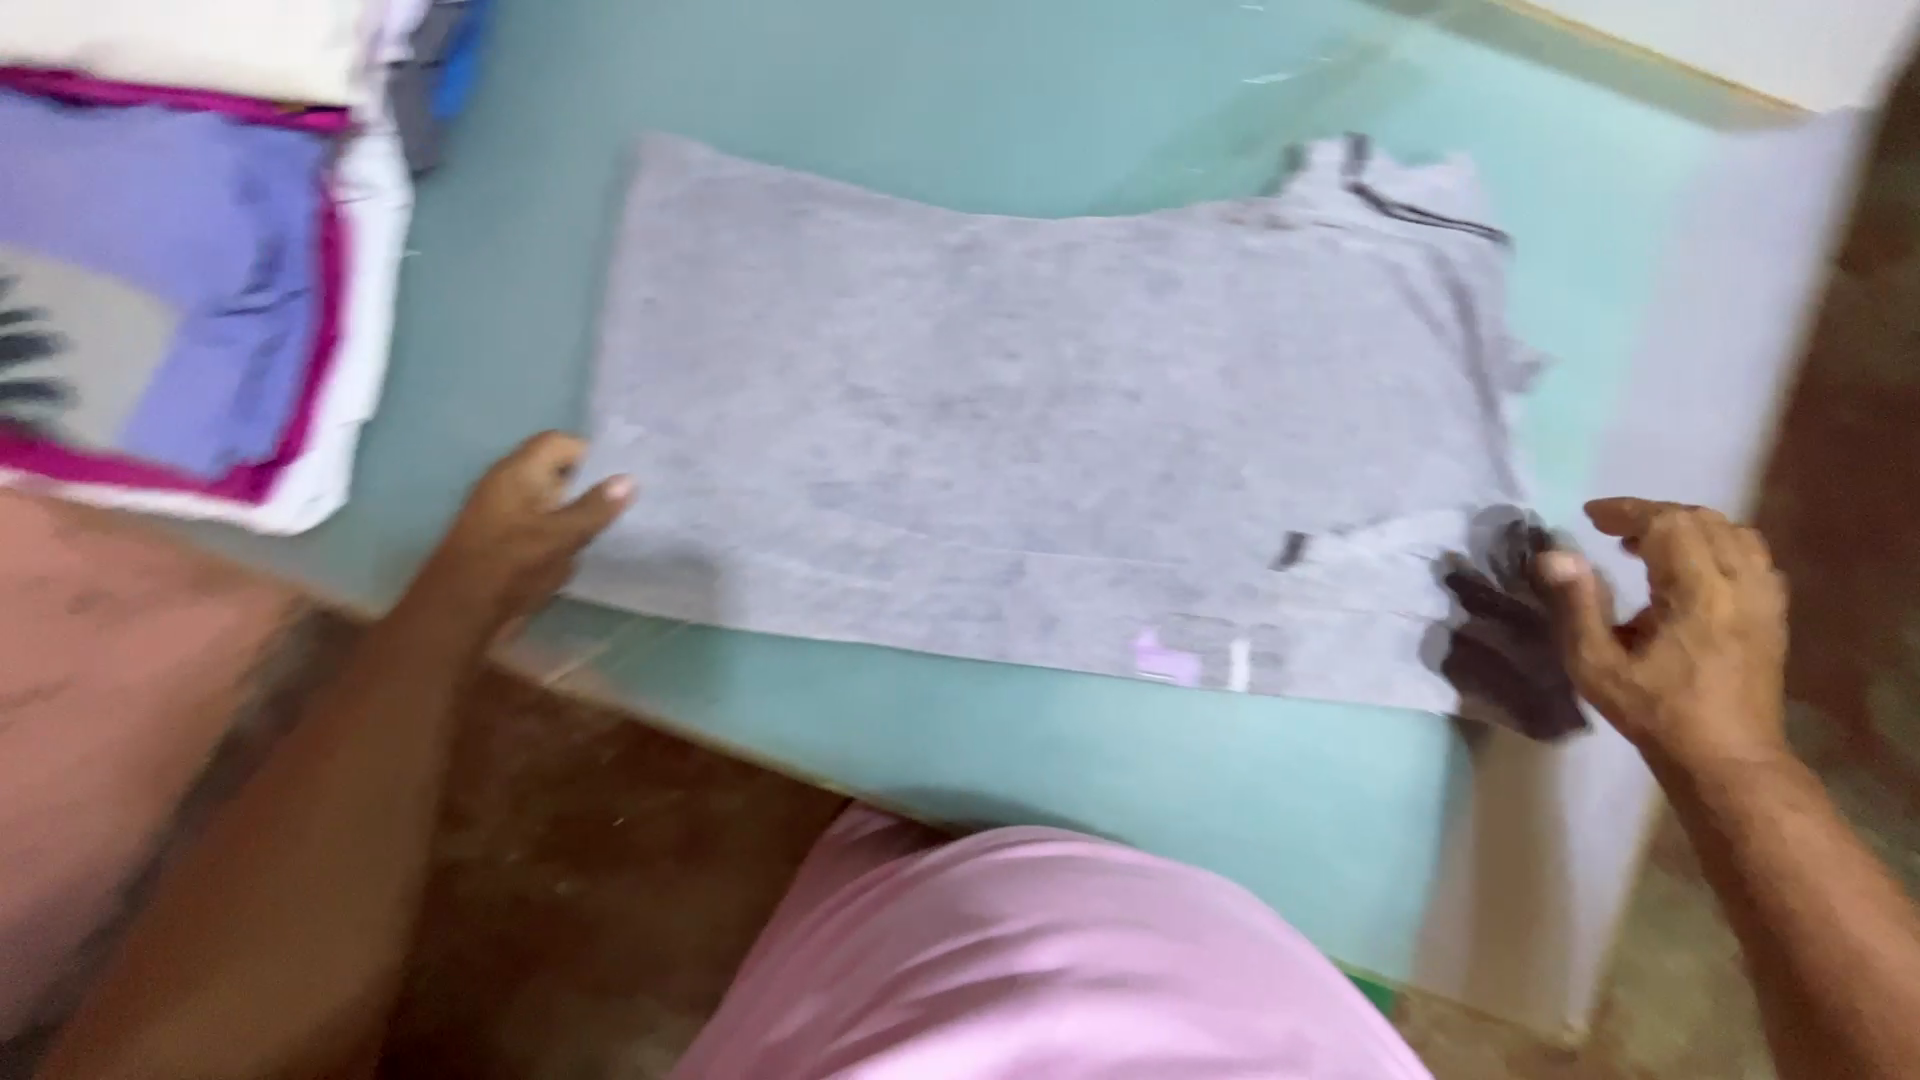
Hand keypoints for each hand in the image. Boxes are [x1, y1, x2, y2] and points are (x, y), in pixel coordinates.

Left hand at [413, 431, 632, 635]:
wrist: (460, 614)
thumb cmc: (510, 565)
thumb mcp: (560, 535)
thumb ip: (595, 508)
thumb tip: (630, 480)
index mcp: (517, 473)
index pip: (558, 443)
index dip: (591, 453)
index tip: (622, 476)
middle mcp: (511, 487)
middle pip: (559, 472)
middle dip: (593, 486)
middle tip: (630, 501)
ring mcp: (509, 515)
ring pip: (556, 503)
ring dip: (583, 514)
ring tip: (618, 526)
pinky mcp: (510, 542)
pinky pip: (547, 528)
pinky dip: (568, 535)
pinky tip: (590, 551)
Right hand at [1537, 498, 1789, 772]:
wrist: (1725, 755)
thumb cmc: (1653, 710)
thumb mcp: (1595, 663)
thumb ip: (1576, 604)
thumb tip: (1555, 554)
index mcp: (1700, 594)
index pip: (1670, 524)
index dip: (1627, 511)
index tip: (1589, 516)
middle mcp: (1742, 586)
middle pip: (1704, 521)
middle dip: (1653, 515)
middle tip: (1608, 529)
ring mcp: (1764, 600)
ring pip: (1734, 534)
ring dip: (1685, 527)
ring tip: (1643, 544)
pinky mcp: (1771, 614)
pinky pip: (1750, 557)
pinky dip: (1713, 546)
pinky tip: (1683, 568)